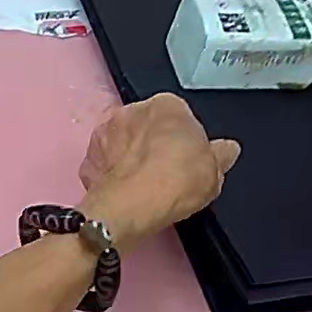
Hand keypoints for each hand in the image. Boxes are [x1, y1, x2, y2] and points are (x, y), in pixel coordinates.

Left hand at [78, 93, 241, 246]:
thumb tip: (226, 151)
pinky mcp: (85, 164)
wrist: (130, 207)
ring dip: (126, 161)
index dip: (181, 141)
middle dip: (150, 147)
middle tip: (162, 175)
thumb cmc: (174, 181)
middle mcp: (129, 112)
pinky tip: (121, 195)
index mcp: (165, 104)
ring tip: (140, 187)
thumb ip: (220, 155)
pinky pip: (100, 168)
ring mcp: (102, 137)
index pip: (176, 117)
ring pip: (118, 146)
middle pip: (143, 129)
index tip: (184, 161)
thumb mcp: (214, 169)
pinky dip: (108, 179)